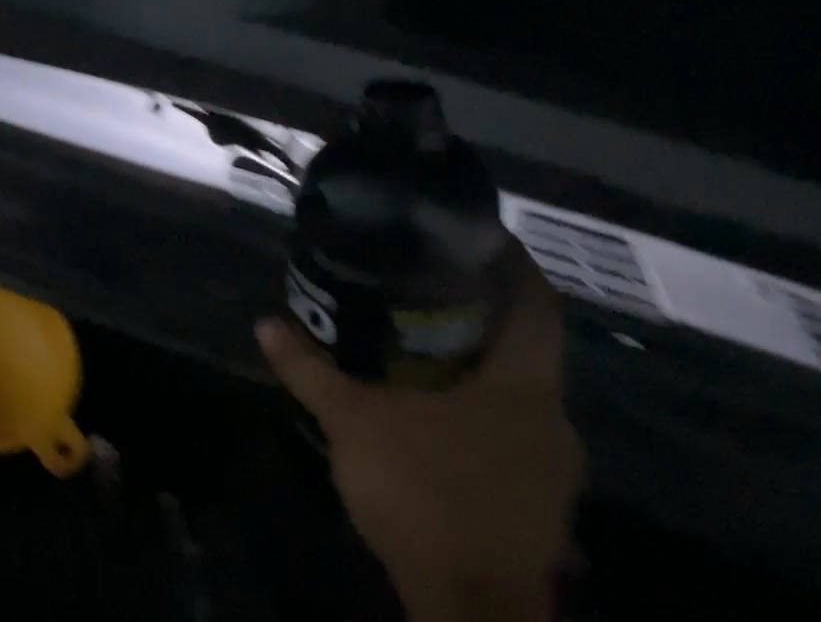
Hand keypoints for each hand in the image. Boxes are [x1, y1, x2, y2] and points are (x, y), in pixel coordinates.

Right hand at [256, 248, 583, 621]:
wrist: (470, 604)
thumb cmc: (423, 493)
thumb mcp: (353, 422)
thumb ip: (311, 370)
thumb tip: (266, 324)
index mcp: (523, 388)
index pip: (537, 306)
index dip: (515, 264)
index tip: (479, 236)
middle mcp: (553, 419)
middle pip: (530, 348)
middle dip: (486, 314)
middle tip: (430, 287)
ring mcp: (553, 466)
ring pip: (523, 395)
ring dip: (483, 367)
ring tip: (426, 344)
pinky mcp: (540, 501)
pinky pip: (515, 434)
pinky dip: (483, 410)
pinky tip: (437, 414)